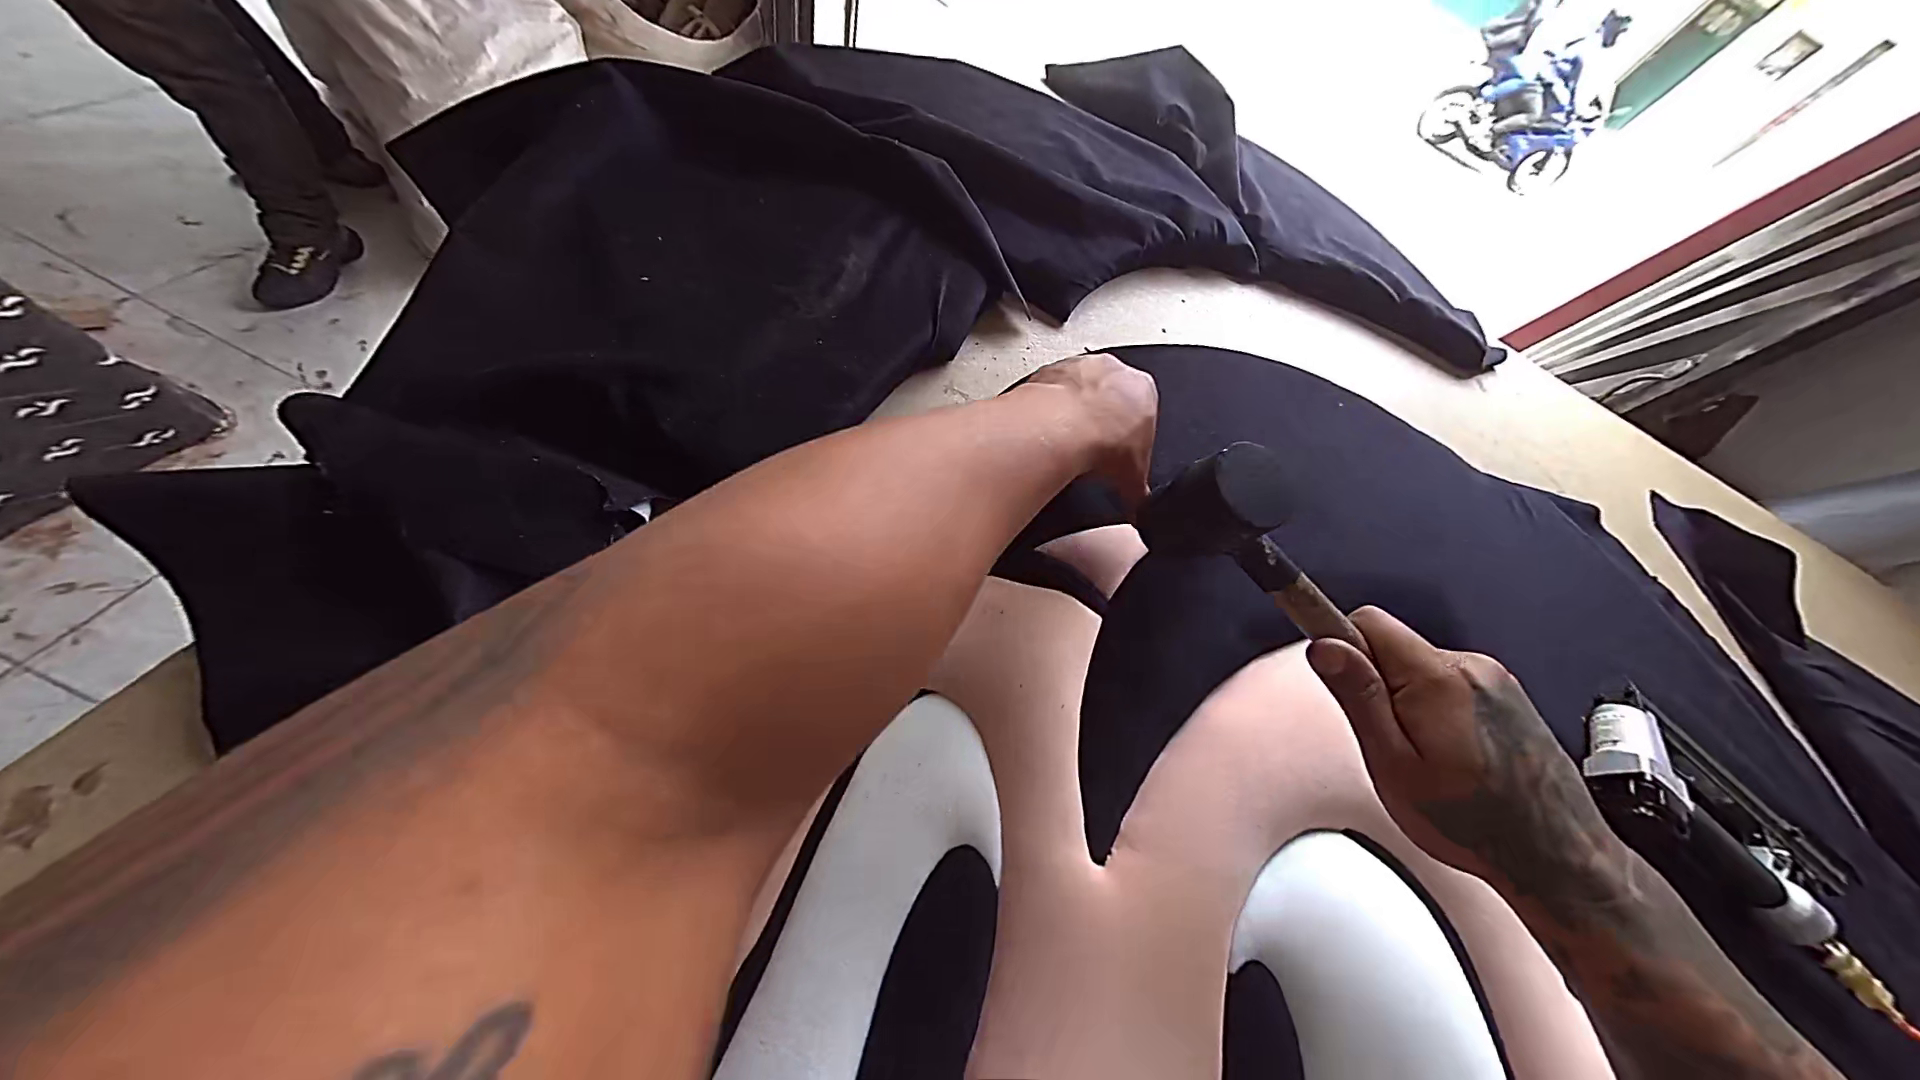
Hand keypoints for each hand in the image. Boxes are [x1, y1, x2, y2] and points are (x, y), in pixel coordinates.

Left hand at [1022, 352, 1157, 509]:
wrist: (1063, 430)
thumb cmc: (1103, 442)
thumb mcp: (1132, 476)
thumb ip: (1137, 490)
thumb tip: (1136, 508)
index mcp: (1143, 388)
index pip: (1140, 410)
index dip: (1125, 434)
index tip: (1113, 452)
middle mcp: (1111, 369)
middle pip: (1105, 396)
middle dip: (1097, 419)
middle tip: (1086, 447)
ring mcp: (1076, 367)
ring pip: (1075, 389)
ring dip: (1069, 412)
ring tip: (1062, 444)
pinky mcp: (1044, 372)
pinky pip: (1046, 392)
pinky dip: (1044, 410)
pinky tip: (1043, 434)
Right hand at [1305, 608, 1628, 909]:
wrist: (1564, 860)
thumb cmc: (1477, 822)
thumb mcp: (1393, 764)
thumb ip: (1357, 697)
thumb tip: (1324, 647)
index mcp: (1437, 679)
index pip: (1366, 620)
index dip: (1334, 634)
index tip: (1312, 634)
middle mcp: (1471, 668)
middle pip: (1388, 640)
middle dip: (1369, 676)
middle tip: (1379, 731)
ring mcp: (1493, 679)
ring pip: (1414, 662)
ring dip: (1400, 693)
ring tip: (1418, 749)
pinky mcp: (1504, 693)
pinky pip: (1443, 677)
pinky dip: (1428, 701)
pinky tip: (1443, 747)